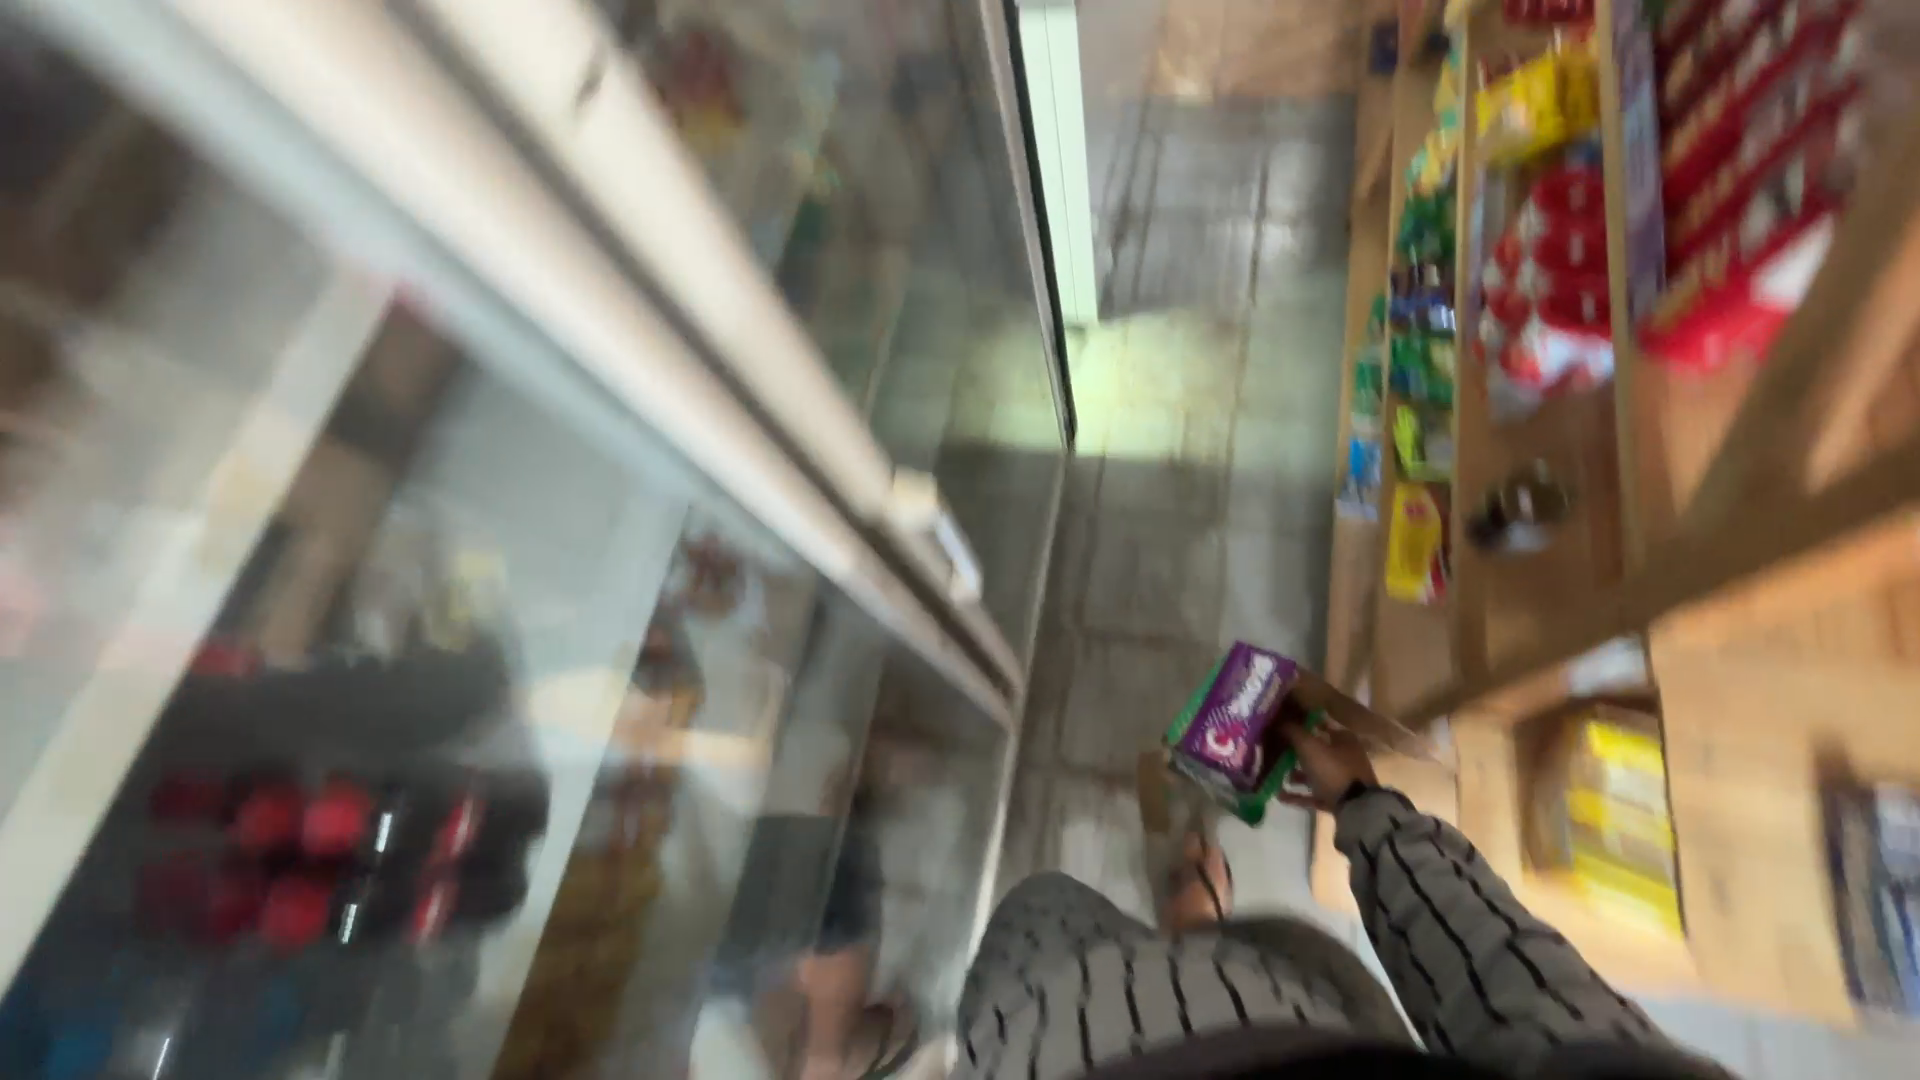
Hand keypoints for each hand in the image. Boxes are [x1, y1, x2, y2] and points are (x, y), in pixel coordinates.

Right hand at [1281, 721, 1376, 810]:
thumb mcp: (1309, 746)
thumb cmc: (1333, 769)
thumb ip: (1293, 732)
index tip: (1284, 725)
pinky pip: (1314, 794)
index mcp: (1344, 740)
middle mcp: (1346, 758)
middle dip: (1296, 752)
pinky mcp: (1338, 799)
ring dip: (1296, 774)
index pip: (1322, 725)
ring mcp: (1343, 780)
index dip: (1304, 724)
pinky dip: (1298, 795)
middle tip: (1276, 750)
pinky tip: (1280, 796)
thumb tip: (1279, 721)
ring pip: (1315, 773)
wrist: (1356, 808)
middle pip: (1317, 751)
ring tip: (1275, 774)